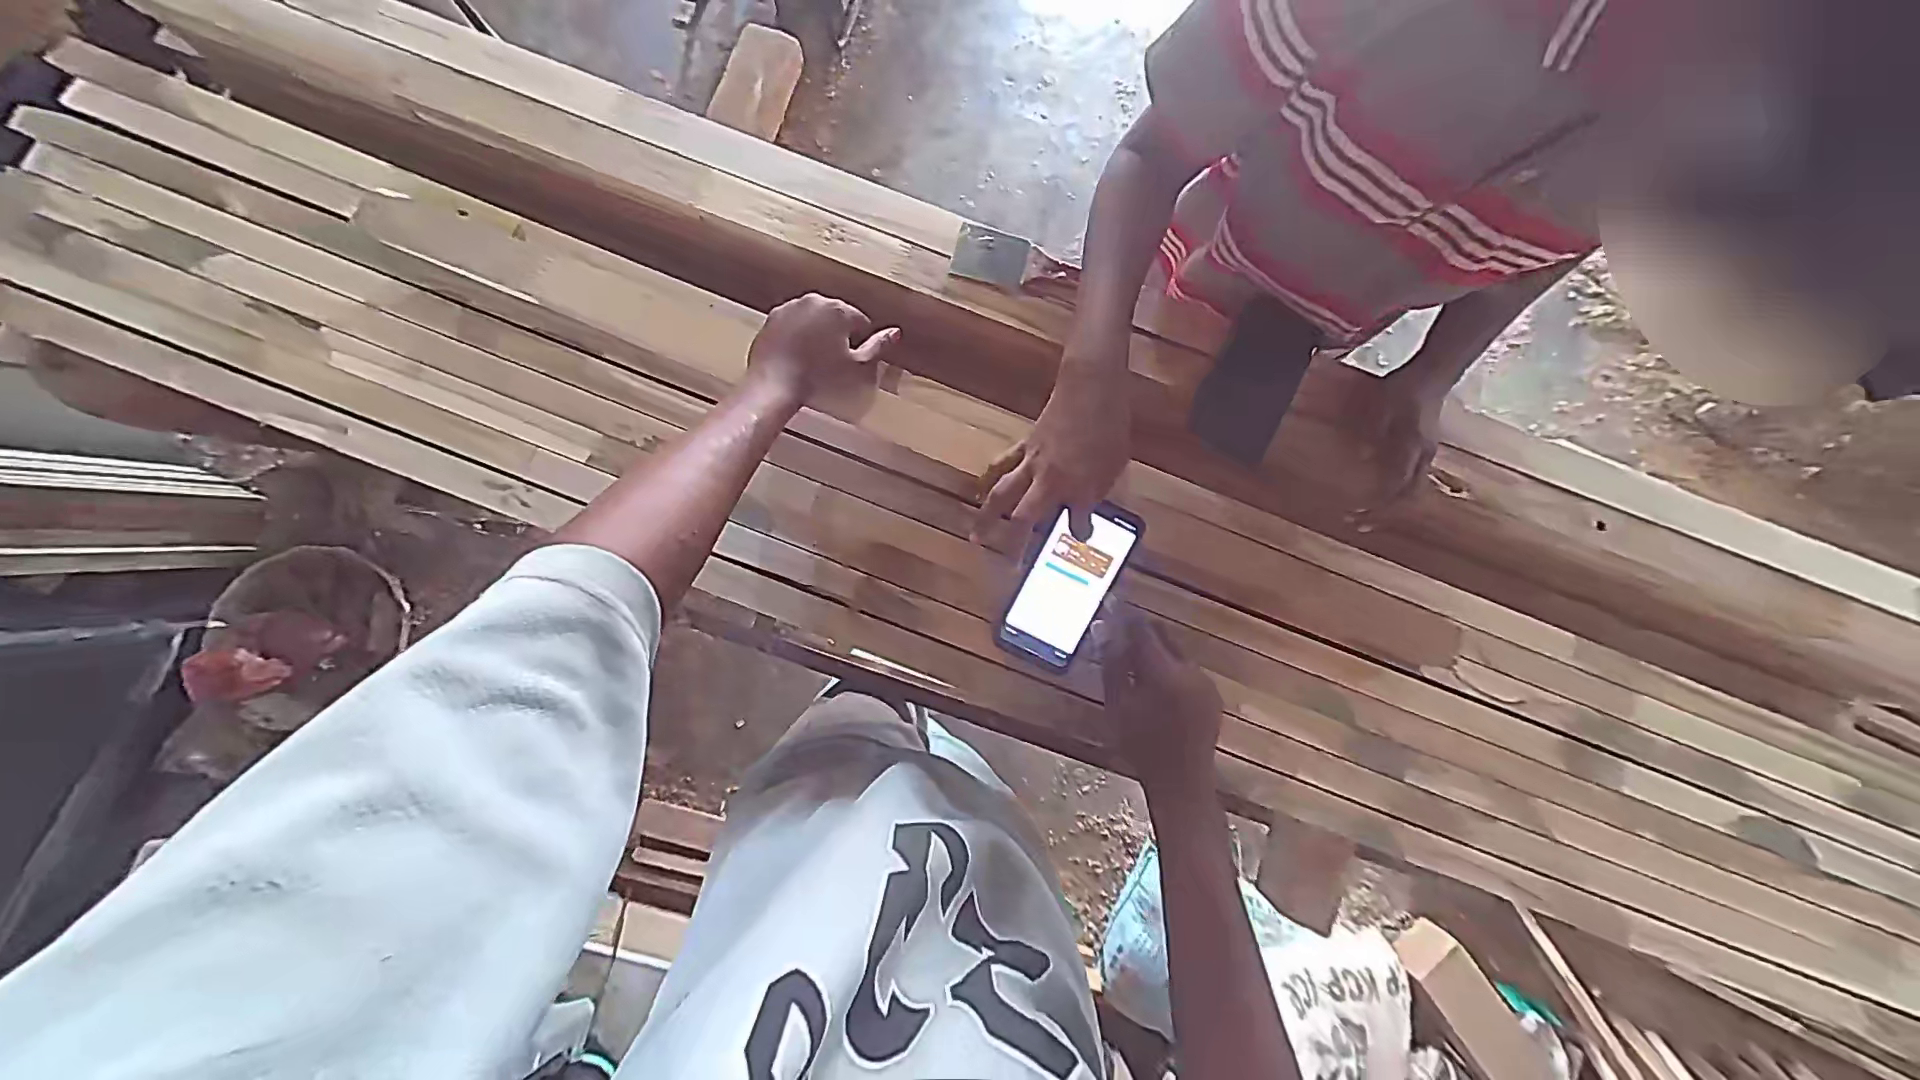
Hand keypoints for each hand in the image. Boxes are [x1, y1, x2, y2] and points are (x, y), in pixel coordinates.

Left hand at [746, 293, 899, 408]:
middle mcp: (814, 301)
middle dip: (837, 334)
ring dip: (818, 333)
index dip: (860, 341)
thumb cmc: (819, 378)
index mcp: (839, 309)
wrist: (775, 384)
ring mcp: (790, 307)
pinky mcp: (772, 318)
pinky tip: (798, 357)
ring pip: (813, 318)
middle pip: (836, 316)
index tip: (852, 358)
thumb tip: (895, 332)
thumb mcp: (857, 366)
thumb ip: (878, 346)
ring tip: (815, 360)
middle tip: (834, 361)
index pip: (860, 320)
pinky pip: (793, 324)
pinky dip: (797, 336)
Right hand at [974, 350, 1130, 542]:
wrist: (1090, 389)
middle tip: (1009, 564)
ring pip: (1004, 495)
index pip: (1078, 523)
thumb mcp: (1116, 463)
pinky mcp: (1024, 448)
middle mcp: (1051, 481)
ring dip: (988, 518)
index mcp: (1079, 488)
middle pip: (1025, 518)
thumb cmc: (1108, 425)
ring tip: (977, 536)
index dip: (1079, 534)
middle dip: (1015, 543)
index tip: (1080, 540)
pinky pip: (1003, 467)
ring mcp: (1033, 464)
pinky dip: (991, 480)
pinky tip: (981, 491)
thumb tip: (1089, 507)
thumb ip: (1101, 489)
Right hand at [1094, 609, 1223, 793]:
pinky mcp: (1211, 694)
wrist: (1182, 782)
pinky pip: (1186, 669)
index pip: (1142, 629)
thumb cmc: (1141, 745)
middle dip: (1140, 631)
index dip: (1125, 616)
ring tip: (1132, 660)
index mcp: (1164, 671)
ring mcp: (1204, 682)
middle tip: (1117, 632)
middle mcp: (1189, 670)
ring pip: (1175, 652)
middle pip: (1162, 636)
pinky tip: (1154, 683)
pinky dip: (1168, 667)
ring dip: (1154, 650)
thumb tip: (1103, 628)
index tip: (1110, 606)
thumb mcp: (1117, 704)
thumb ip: (1112, 663)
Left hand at [1277, 359, 1441, 512]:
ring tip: (1366, 512)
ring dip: (1389, 504)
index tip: (1355, 515)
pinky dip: (1396, 491)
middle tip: (1356, 523)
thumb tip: (1363, 458)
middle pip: (1406, 496)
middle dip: (1382, 513)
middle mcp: (1423, 456)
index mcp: (1412, 448)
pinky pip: (1412, 479)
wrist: (1432, 374)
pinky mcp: (1424, 449)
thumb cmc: (1403, 390)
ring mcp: (1426, 454)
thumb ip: (1373, 432)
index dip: (1377, 506)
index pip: (1395, 487)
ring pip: (1411, 489)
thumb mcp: (1380, 408)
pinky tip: (1381, 493)